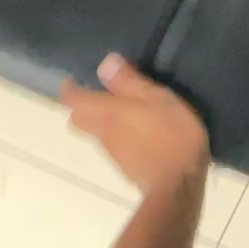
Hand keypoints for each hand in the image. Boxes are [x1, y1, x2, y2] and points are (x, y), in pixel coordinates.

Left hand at [59, 54, 208, 194]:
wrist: (178, 184)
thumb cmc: (170, 134)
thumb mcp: (156, 98)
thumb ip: (129, 81)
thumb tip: (104, 63)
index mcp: (104, 112)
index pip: (71, 99)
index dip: (70, 88)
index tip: (77, 79)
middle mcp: (101, 133)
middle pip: (78, 119)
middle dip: (83, 107)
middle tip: (102, 96)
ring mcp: (112, 153)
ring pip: (96, 134)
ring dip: (104, 122)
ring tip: (129, 113)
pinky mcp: (127, 167)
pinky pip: (115, 146)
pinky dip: (121, 137)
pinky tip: (144, 135)